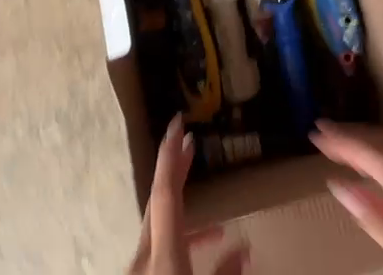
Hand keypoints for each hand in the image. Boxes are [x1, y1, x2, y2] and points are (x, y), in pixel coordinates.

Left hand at [128, 116, 249, 274]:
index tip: (176, 123)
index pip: (164, 193)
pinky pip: (159, 242)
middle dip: (173, 166)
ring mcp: (138, 264)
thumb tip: (244, 247)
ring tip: (199, 184)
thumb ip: (225, 271)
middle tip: (188, 138)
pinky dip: (180, 232)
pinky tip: (204, 238)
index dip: (169, 155)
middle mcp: (144, 254)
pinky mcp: (140, 273)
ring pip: (158, 220)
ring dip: (179, 198)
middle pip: (158, 199)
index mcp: (162, 252)